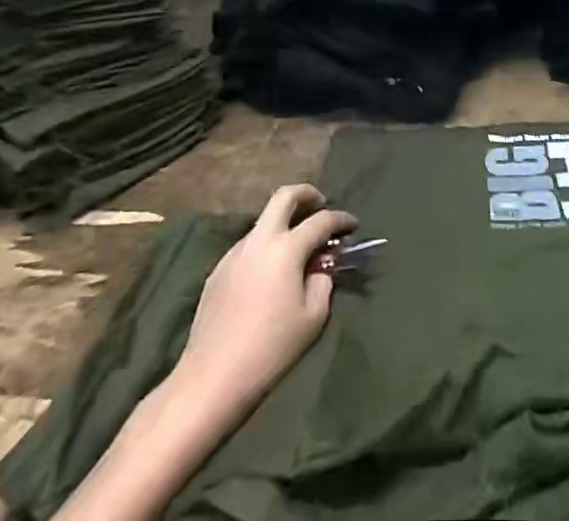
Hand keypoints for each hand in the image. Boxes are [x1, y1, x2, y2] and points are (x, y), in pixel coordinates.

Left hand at [171, 184, 357, 414]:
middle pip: (283, 197)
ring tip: (298, 244)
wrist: (215, 373)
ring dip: (284, 222)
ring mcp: (234, 252)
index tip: (354, 225)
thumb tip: (321, 264)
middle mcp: (258, 240)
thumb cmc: (273, 346)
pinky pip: (249, 245)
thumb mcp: (313, 316)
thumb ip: (323, 280)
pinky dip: (266, 245)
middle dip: (306, 194)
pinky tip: (272, 271)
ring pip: (263, 221)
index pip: (321, 221)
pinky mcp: (218, 269)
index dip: (341, 219)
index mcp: (285, 248)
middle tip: (321, 204)